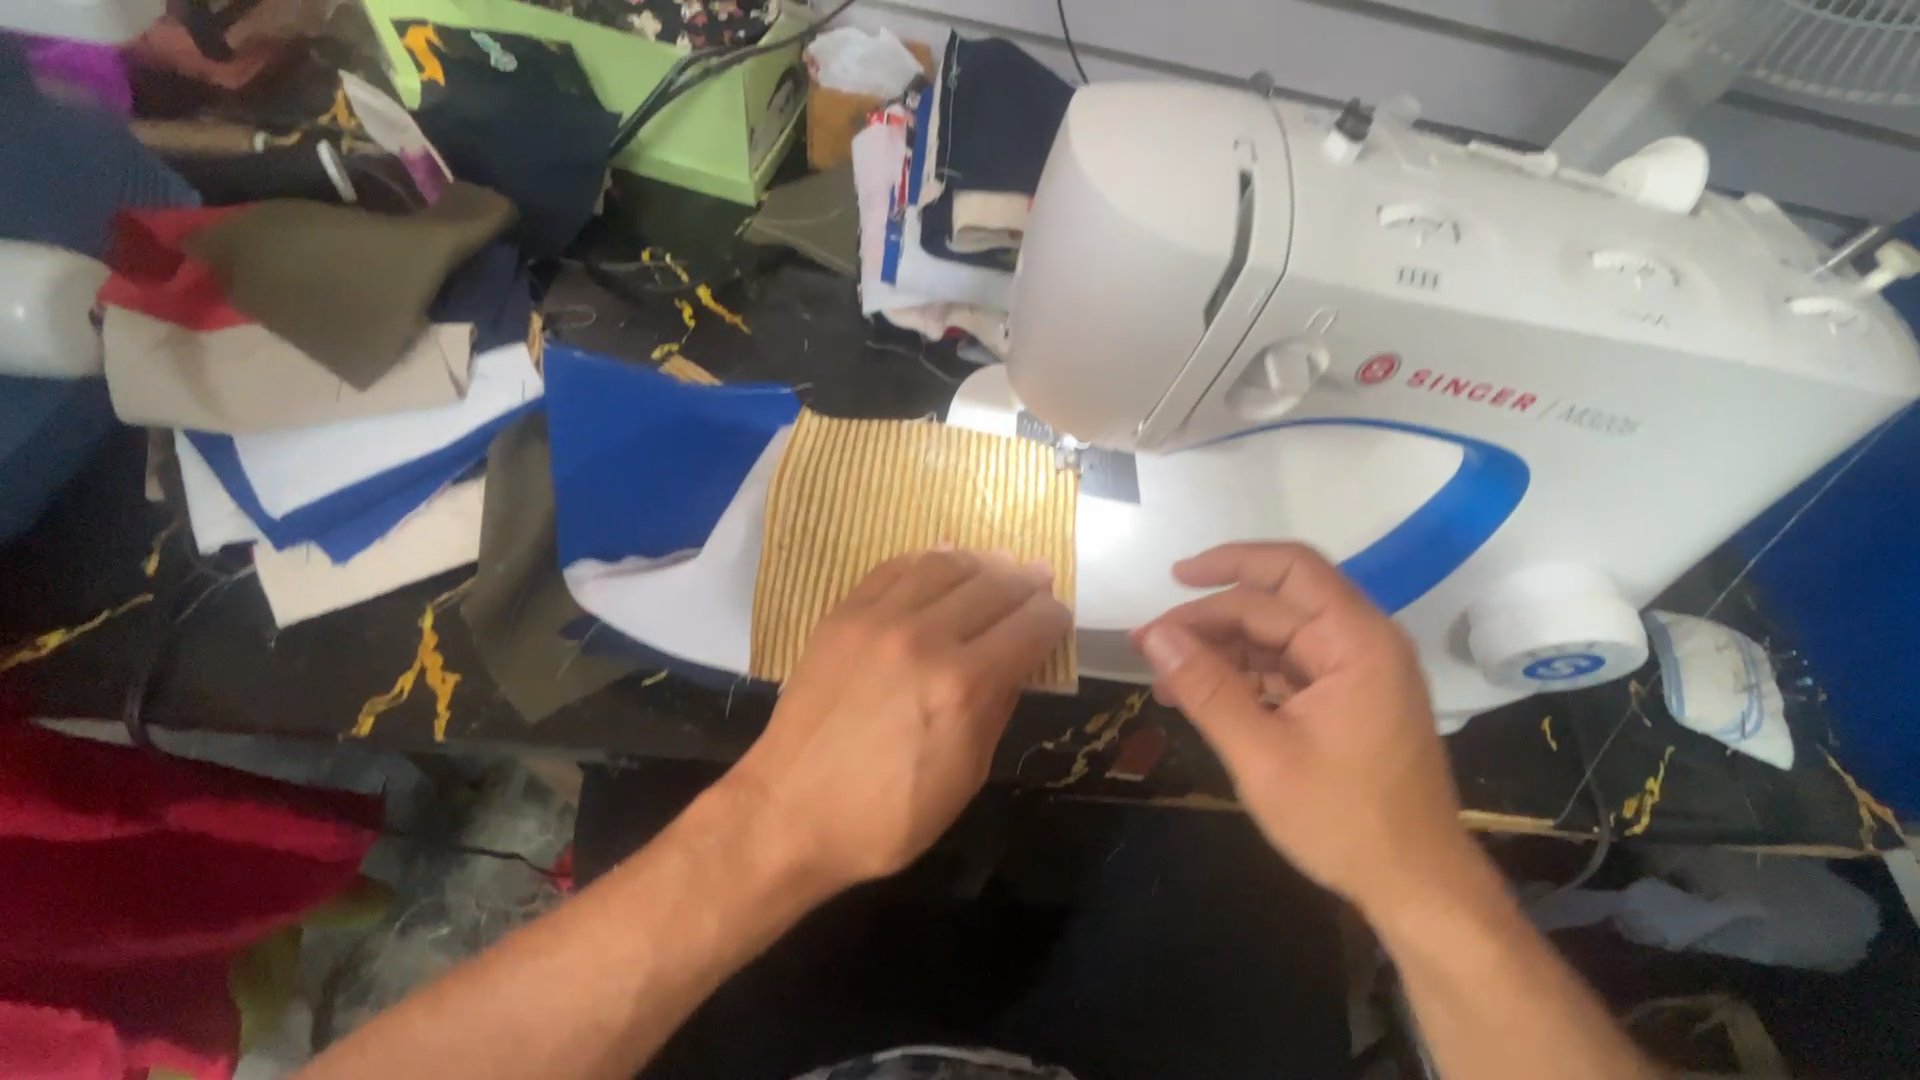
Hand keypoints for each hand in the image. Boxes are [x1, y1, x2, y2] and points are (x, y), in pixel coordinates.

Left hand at [729, 550, 1071, 889]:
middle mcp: (926, 638)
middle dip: (1025, 583)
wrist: (790, 812)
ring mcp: (878, 620)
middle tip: (1038, 581)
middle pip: (993, 587)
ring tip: (995, 567)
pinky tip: (939, 565)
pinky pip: (893, 569)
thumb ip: (997, 708)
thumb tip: (1018, 663)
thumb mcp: (966, 775)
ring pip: (944, 566)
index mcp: (965, 685)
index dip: (1053, 617)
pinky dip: (925, 561)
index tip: (1058, 616)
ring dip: (980, 563)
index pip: (1029, 627)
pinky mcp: (841, 616)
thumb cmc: (889, 816)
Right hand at [1132, 543, 1472, 913]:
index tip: (1169, 580)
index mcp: (1356, 642)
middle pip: (1277, 602)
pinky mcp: (1348, 698)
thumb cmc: (1344, 821)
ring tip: (1166, 675)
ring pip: (1277, 634)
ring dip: (1222, 648)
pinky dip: (1243, 675)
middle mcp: (1362, 643)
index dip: (1221, 573)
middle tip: (1152, 641)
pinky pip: (1287, 667)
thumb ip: (1206, 688)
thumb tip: (1154, 634)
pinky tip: (1201, 695)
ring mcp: (1357, 671)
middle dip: (1211, 615)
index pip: (1282, 578)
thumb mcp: (1262, 755)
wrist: (1417, 887)